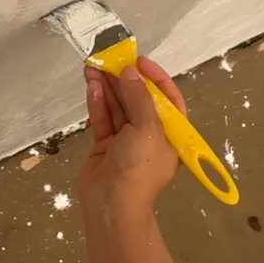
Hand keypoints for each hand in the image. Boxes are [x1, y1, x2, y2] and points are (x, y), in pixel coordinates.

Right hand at [79, 57, 187, 216]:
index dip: (155, 77)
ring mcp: (126, 141)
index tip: (139, 61)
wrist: (112, 204)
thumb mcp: (148, 128)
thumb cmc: (139, 166)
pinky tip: (92, 85)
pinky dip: (98, 102)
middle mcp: (150, 135)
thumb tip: (130, 72)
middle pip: (139, 99)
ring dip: (108, 86)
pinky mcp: (105, 146)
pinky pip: (103, 119)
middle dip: (125, 79)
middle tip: (110, 58)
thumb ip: (139, 97)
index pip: (168, 98)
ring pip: (118, 107)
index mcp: (171, 134)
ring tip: (94, 65)